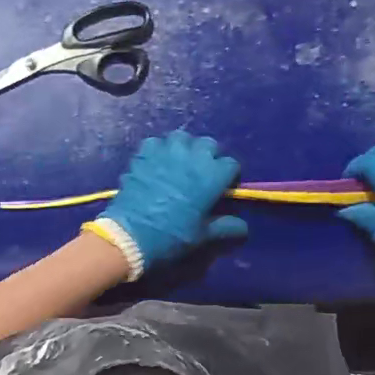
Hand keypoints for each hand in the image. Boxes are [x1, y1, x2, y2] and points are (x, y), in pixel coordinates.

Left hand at [90, 130, 247, 278]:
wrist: (131, 235)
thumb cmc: (172, 237)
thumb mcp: (203, 237)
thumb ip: (226, 227)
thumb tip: (243, 227)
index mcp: (212, 175)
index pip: (230, 165)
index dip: (227, 177)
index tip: (221, 189)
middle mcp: (192, 156)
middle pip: (208, 144)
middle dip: (207, 157)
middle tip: (200, 175)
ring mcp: (166, 152)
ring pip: (181, 138)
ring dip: (183, 148)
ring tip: (178, 165)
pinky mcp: (143, 155)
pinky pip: (154, 143)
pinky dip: (157, 151)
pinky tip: (155, 165)